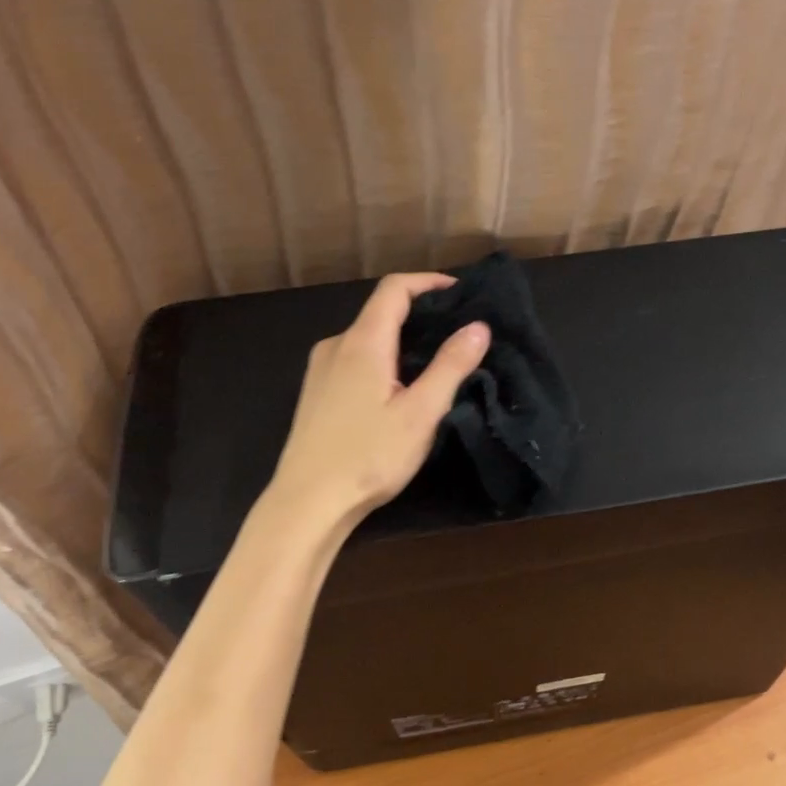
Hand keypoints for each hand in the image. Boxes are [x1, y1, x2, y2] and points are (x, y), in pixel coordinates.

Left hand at [265, 272, 490, 526]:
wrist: (308, 502)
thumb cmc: (368, 456)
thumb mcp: (420, 413)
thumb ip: (450, 366)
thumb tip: (478, 327)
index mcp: (362, 342)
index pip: (395, 289)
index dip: (429, 283)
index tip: (461, 293)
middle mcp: (336, 346)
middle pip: (380, 313)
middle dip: (420, 315)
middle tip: (458, 333)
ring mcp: (320, 371)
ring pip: (366, 341)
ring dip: (401, 342)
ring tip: (435, 364)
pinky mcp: (316, 395)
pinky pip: (354, 362)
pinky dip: (382, 362)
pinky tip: (398, 392)